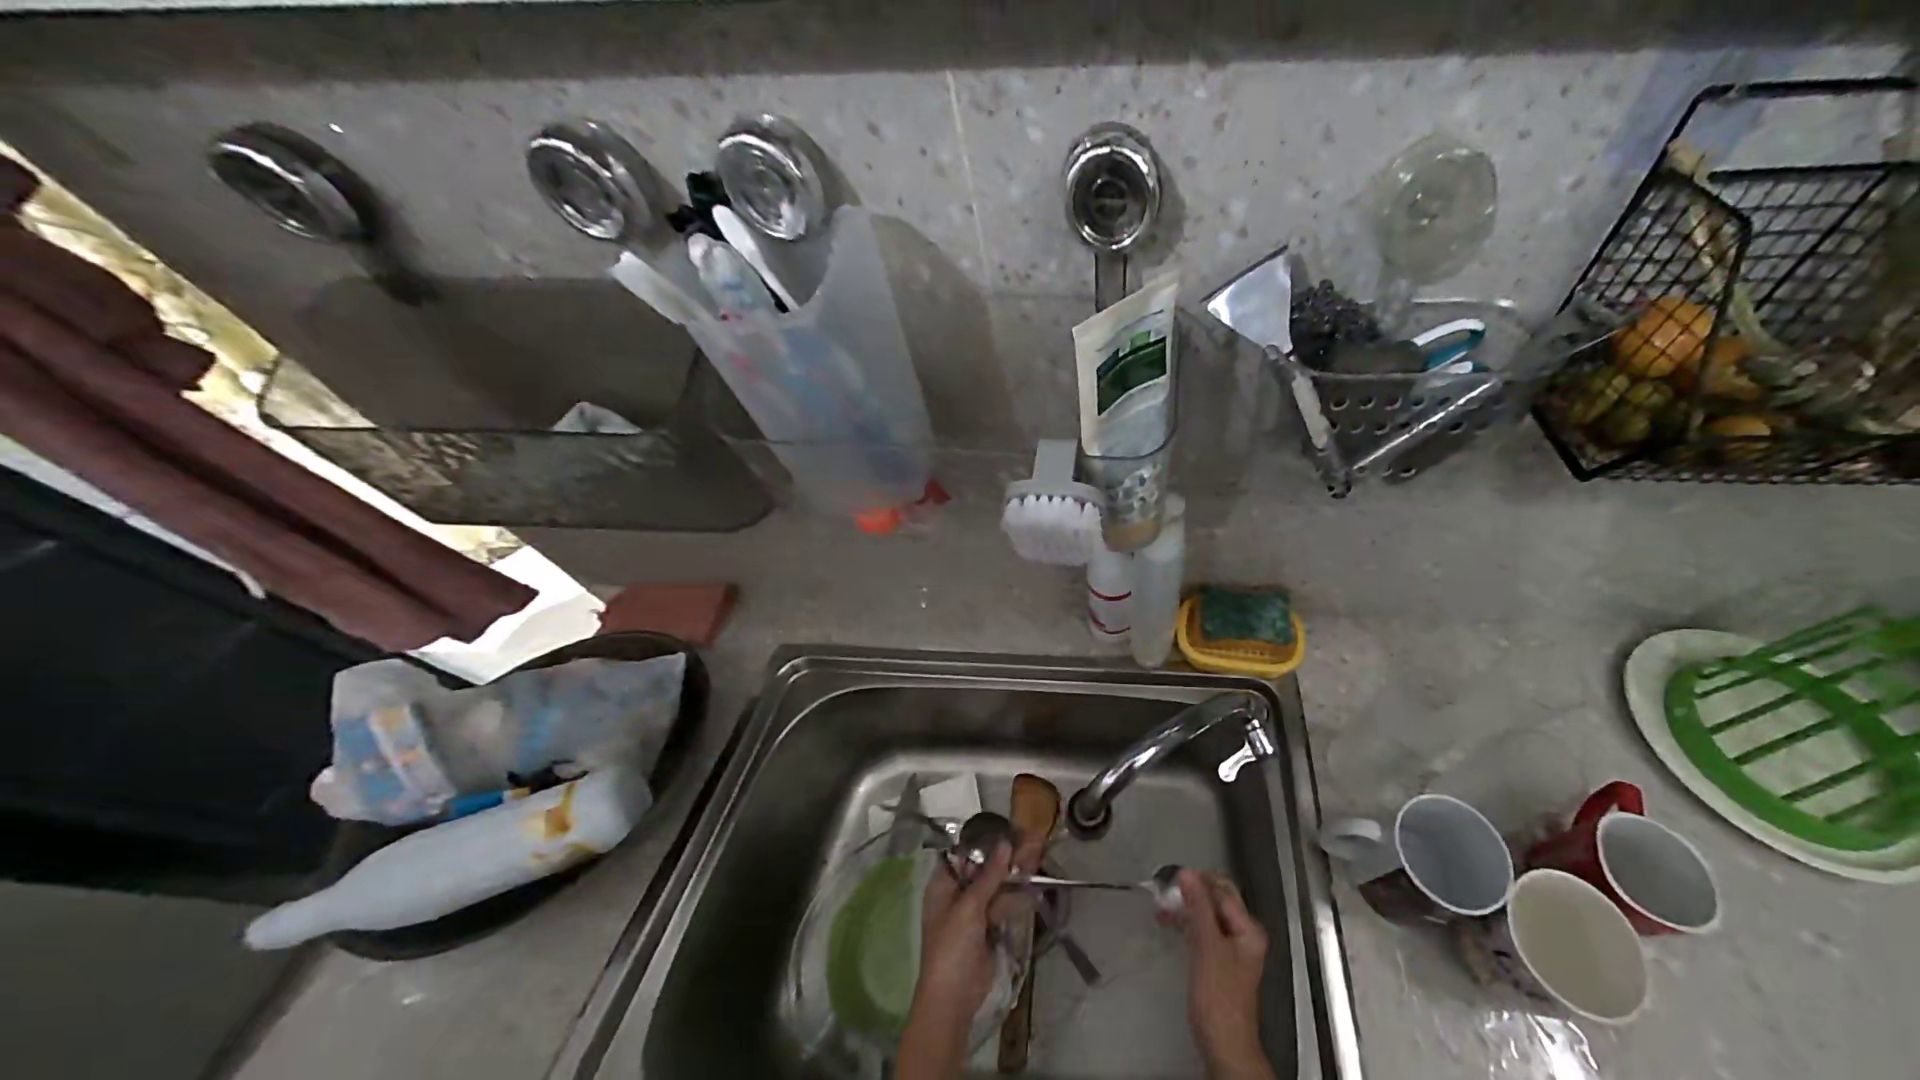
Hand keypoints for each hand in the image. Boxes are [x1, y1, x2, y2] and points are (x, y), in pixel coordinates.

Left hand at [897, 843, 1015, 1079]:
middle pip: (982, 870)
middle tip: (1028, 839)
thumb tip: (1005, 843)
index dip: (983, 842)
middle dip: (1004, 858)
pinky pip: (1002, 906)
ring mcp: (973, 913)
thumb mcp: (969, 906)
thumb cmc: (952, 945)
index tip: (1006, 828)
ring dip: (1014, 875)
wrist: (954, 996)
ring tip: (1036, 855)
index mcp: (943, 885)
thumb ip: (989, 875)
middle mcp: (957, 895)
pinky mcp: (988, 929)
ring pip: (996, 888)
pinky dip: (1016, 896)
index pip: (962, 855)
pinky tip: (1033, 884)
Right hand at [1173, 869, 1275, 1079]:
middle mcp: (1243, 934)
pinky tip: (1168, 924)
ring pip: (1206, 915)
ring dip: (1185, 909)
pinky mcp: (1217, 961)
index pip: (1222, 890)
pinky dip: (1186, 925)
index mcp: (1248, 929)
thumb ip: (1198, 908)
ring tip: (1160, 909)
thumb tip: (1187, 873)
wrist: (1223, 1044)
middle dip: (1190, 894)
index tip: (1169, 879)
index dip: (1198, 881)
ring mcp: (1231, 949)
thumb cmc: (1217, 995)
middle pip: (1216, 901)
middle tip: (1163, 893)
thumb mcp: (1207, 946)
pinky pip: (1202, 931)